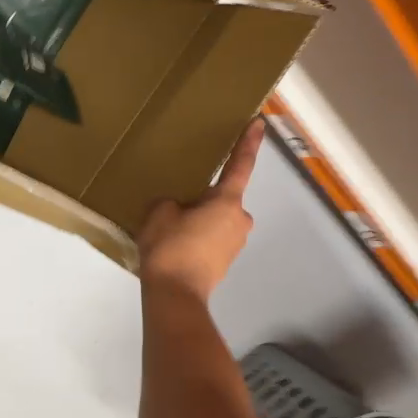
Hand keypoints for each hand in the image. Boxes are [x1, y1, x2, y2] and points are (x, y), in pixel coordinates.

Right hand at [137, 120, 263, 299]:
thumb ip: (169, 202)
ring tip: (170, 232)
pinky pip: (210, 239)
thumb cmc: (170, 249)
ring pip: (215, 221)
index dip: (248, 143)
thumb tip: (176, 207)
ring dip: (198, 221)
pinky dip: (196, 239)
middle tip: (174, 207)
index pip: (239, 166)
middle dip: (202, 200)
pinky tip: (174, 248)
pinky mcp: (225, 261)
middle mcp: (240, 220)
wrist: (175, 295)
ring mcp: (236, 243)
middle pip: (221, 200)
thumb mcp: (158, 215)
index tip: (260, 122)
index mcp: (227, 202)